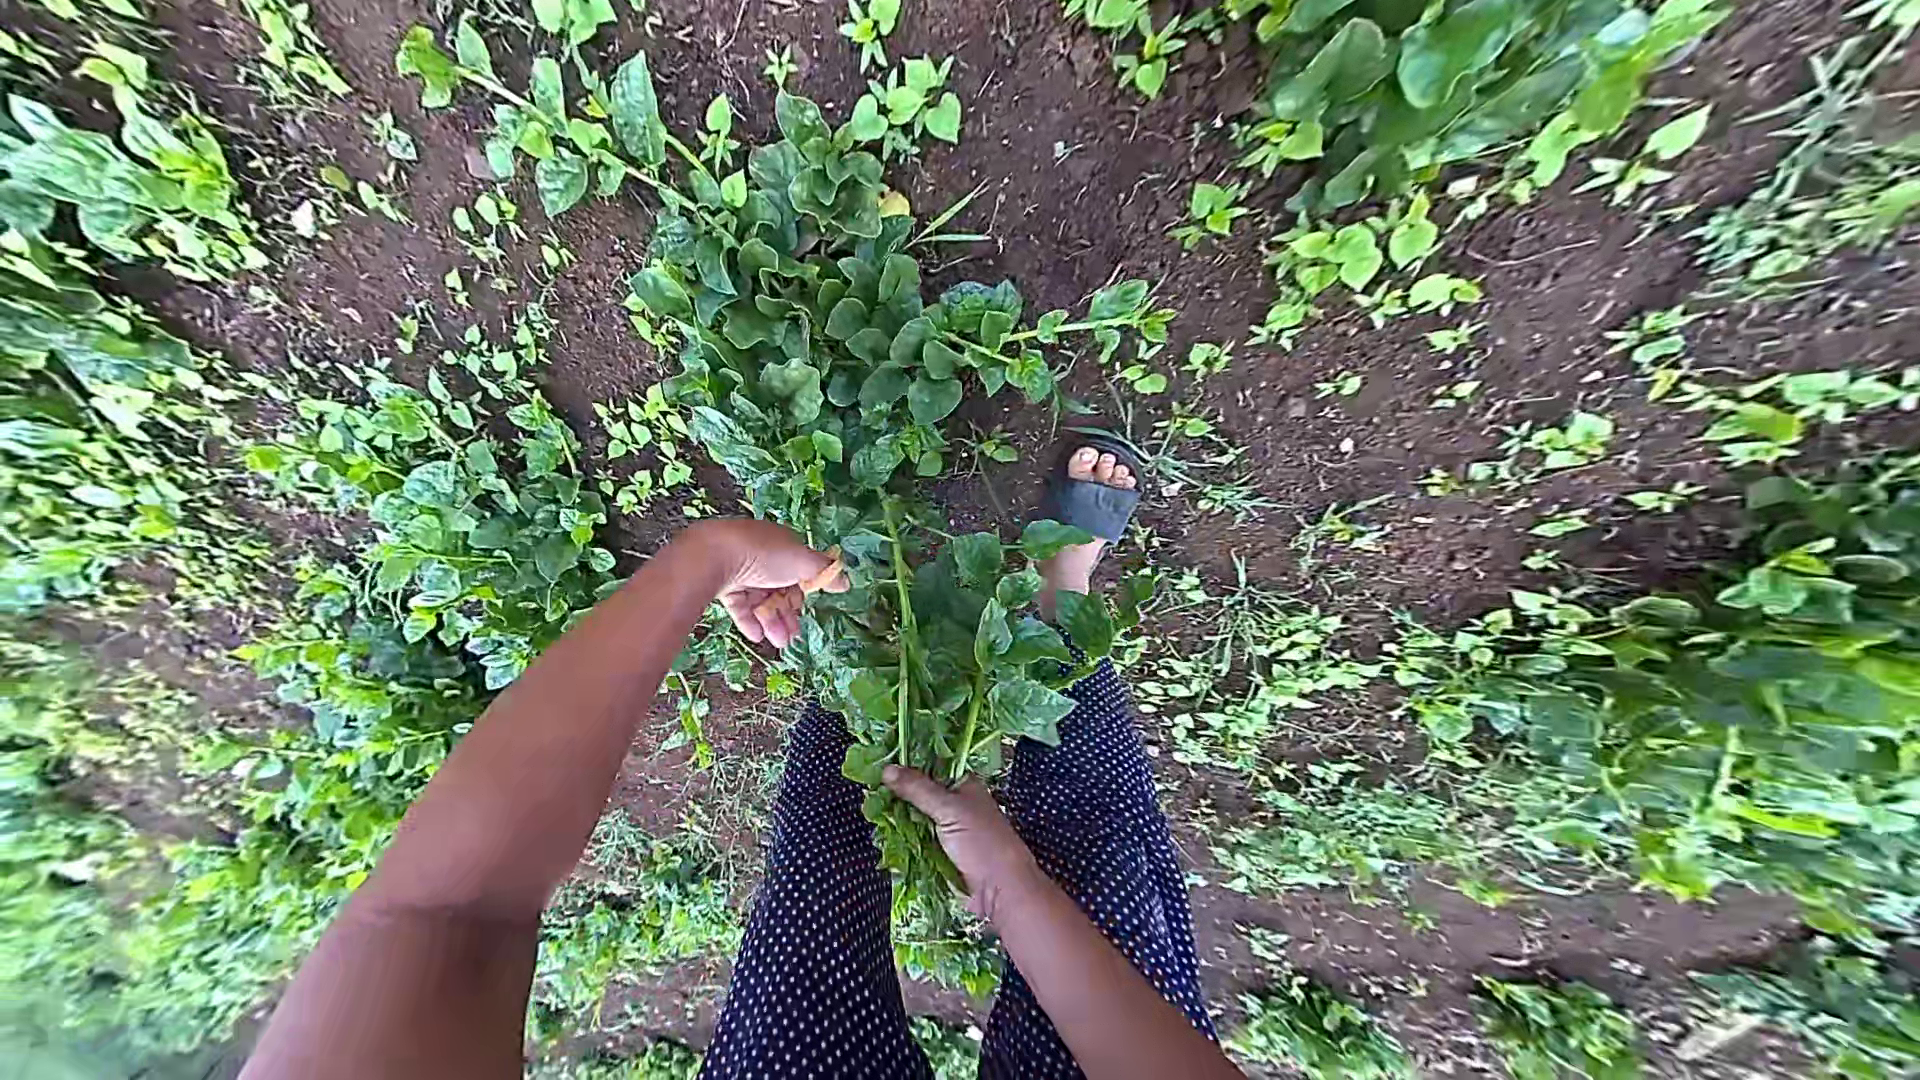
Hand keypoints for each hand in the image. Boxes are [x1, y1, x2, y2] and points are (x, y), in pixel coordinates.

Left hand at [686, 519, 847, 648]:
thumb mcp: (802, 561)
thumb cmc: (764, 554)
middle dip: (788, 613)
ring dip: (772, 622)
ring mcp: (741, 569)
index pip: (799, 572)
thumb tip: (846, 582)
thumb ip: (824, 572)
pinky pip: (739, 605)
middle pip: (780, 589)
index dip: (804, 593)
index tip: (807, 611)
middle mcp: (762, 556)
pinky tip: (756, 637)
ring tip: (778, 643)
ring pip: (761, 600)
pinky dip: (749, 621)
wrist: (713, 556)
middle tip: (793, 635)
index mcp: (783, 545)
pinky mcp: (722, 583)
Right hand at [883, 766, 1042, 921]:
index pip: (930, 767)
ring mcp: (943, 829)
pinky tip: (879, 832)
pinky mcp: (935, 852)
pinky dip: (898, 838)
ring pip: (912, 817)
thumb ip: (917, 789)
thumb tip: (887, 769)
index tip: (879, 762)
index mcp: (961, 784)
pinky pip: (912, 840)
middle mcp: (952, 803)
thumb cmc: (982, 842)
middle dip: (896, 794)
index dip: (906, 765)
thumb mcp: (950, 808)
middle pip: (917, 793)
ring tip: (868, 809)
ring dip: (894, 817)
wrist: (999, 890)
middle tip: (869, 790)